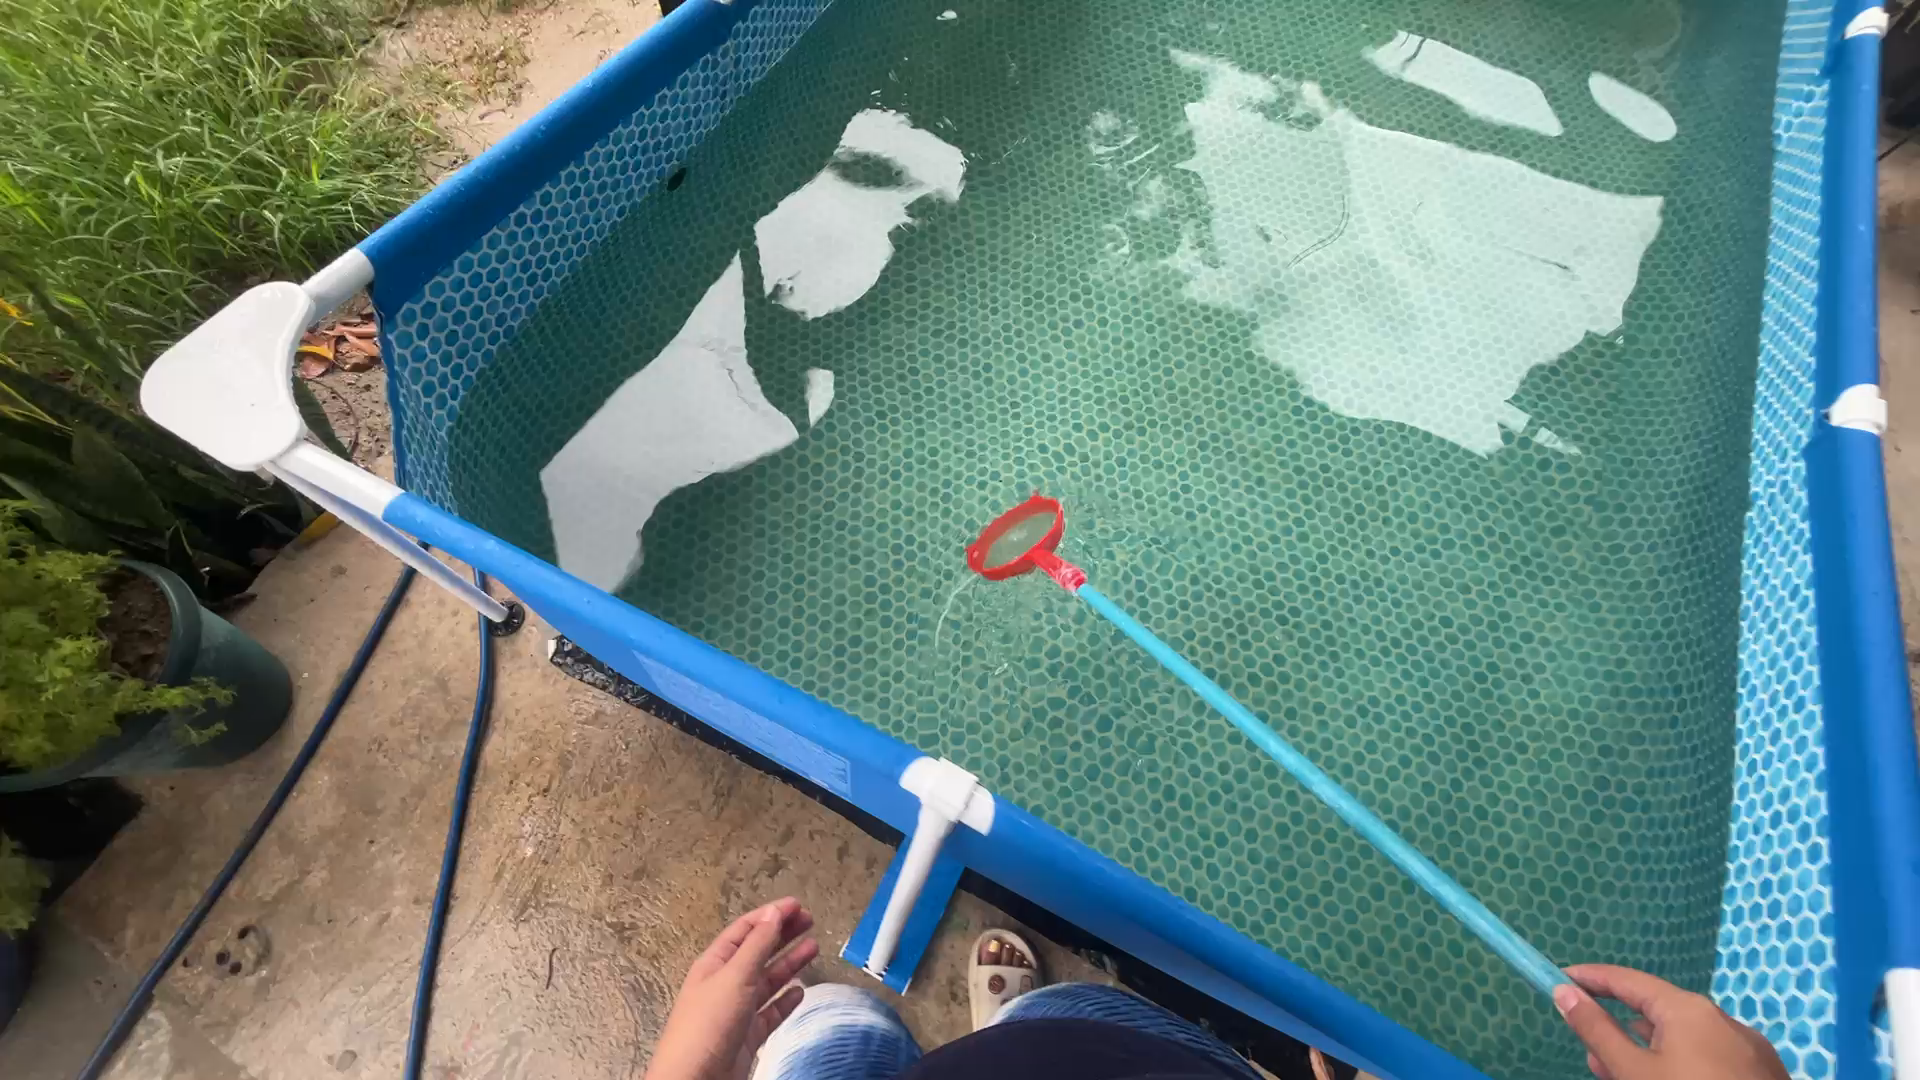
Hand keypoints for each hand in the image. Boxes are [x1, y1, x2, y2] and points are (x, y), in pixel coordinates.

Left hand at [644, 897, 820, 1079]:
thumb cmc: (709, 1024)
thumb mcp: (735, 977)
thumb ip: (757, 944)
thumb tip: (774, 912)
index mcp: (715, 963)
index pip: (745, 929)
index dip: (770, 914)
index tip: (797, 905)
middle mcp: (725, 983)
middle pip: (758, 951)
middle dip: (783, 934)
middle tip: (809, 921)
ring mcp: (736, 1011)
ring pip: (767, 980)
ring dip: (789, 963)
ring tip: (813, 948)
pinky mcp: (746, 1037)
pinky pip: (769, 1012)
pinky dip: (785, 1000)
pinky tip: (800, 991)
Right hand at [1554, 964, 1789, 1079]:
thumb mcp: (1633, 1071)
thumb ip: (1595, 1028)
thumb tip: (1564, 991)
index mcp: (1690, 1010)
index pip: (1625, 979)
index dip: (1587, 978)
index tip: (1556, 981)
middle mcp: (1725, 1022)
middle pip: (1654, 1013)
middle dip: (1617, 1030)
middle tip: (1591, 1054)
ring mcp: (1753, 1055)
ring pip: (1681, 1040)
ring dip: (1646, 1053)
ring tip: (1620, 1077)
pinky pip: (1708, 1059)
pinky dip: (1678, 1066)